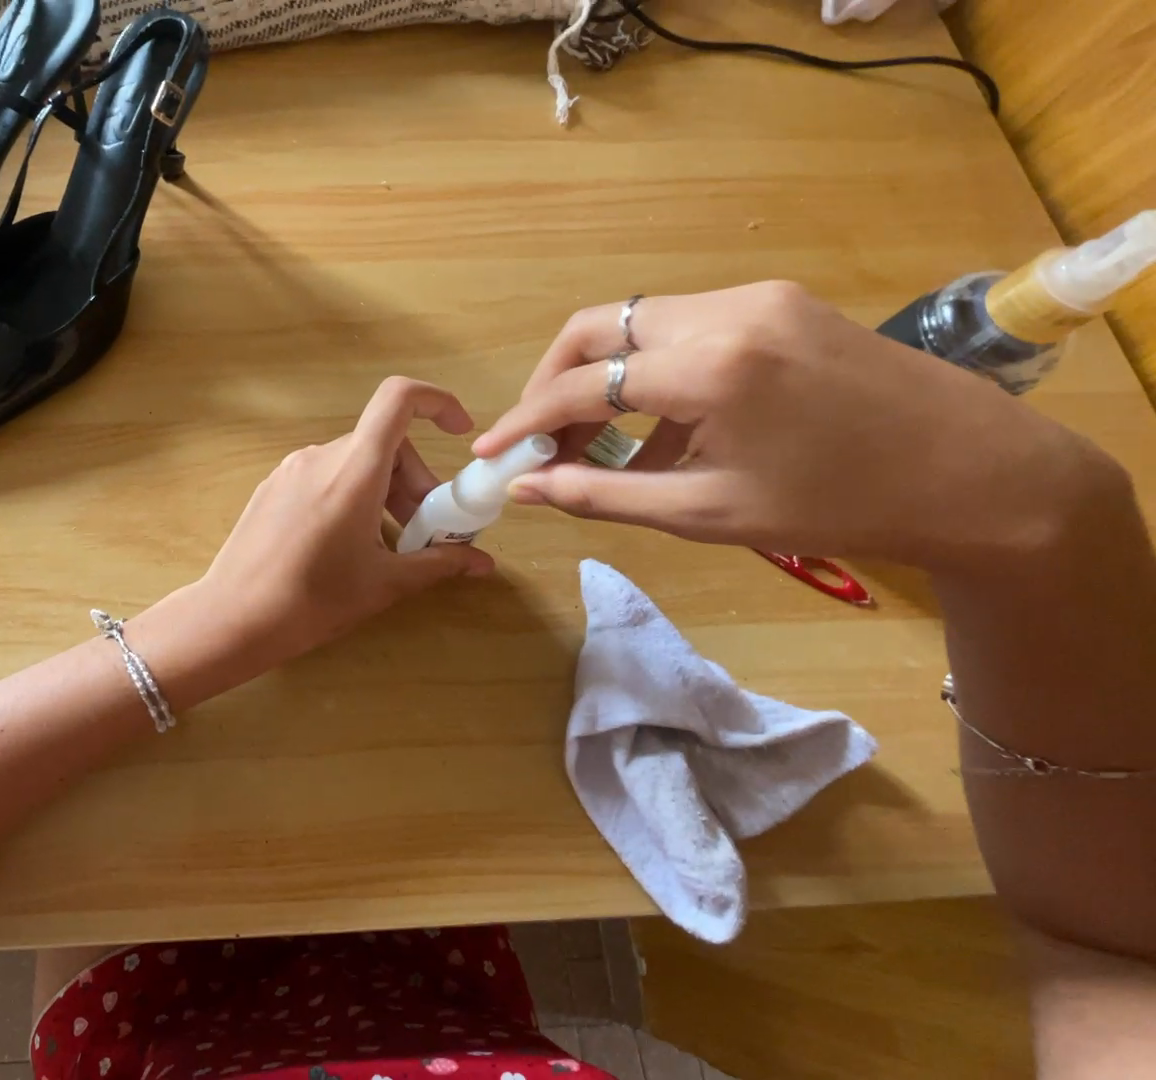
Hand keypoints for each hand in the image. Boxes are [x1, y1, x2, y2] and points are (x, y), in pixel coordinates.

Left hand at [159, 377, 496, 676]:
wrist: (233, 618)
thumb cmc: (313, 600)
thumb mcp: (384, 584)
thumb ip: (438, 564)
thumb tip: (482, 563)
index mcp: (353, 470)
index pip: (398, 400)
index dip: (436, 402)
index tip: (459, 434)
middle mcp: (320, 456)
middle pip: (382, 445)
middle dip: (413, 482)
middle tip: (423, 534)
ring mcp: (290, 470)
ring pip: (352, 464)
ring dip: (382, 493)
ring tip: (386, 547)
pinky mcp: (271, 488)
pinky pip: (323, 477)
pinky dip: (349, 497)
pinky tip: (345, 545)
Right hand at [473, 281, 1123, 570]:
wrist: (981, 474)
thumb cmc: (837, 507)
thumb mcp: (704, 513)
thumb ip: (600, 494)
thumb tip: (523, 488)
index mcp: (711, 368)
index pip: (581, 385)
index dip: (523, 420)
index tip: (487, 451)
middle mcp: (727, 312)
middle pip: (596, 328)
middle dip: (551, 382)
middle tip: (537, 438)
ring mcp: (757, 299)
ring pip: (635, 322)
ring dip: (600, 379)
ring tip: (596, 445)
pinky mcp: (778, 303)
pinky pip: (682, 330)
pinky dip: (648, 373)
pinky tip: (657, 428)